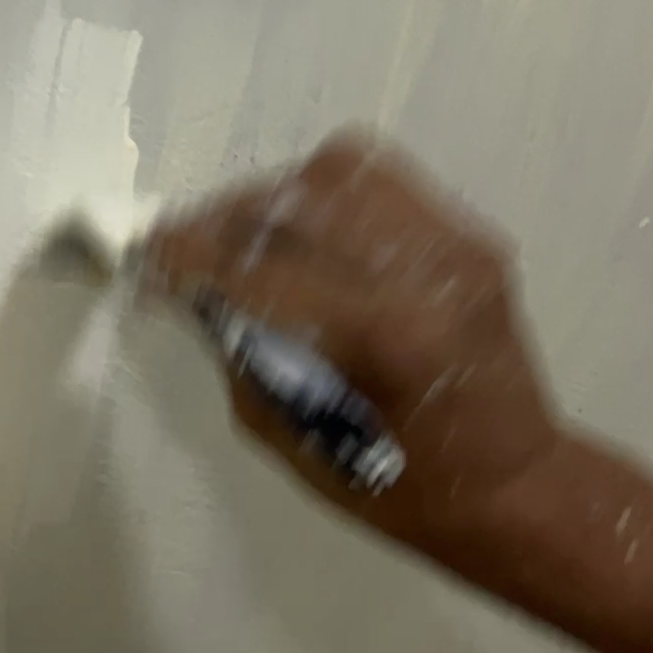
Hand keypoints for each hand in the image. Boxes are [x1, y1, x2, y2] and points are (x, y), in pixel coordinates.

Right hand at [143, 128, 565, 563]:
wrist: (507, 483)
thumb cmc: (383, 482)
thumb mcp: (279, 425)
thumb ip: (236, 345)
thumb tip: (195, 288)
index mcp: (378, 336)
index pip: (254, 268)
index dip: (185, 256)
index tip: (145, 257)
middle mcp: (424, 272)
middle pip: (292, 201)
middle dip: (218, 218)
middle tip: (184, 247)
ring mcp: (457, 244)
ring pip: (336, 169)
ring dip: (268, 198)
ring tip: (240, 235)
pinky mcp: (470, 235)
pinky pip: (376, 182)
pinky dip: (317, 199)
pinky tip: (298, 237)